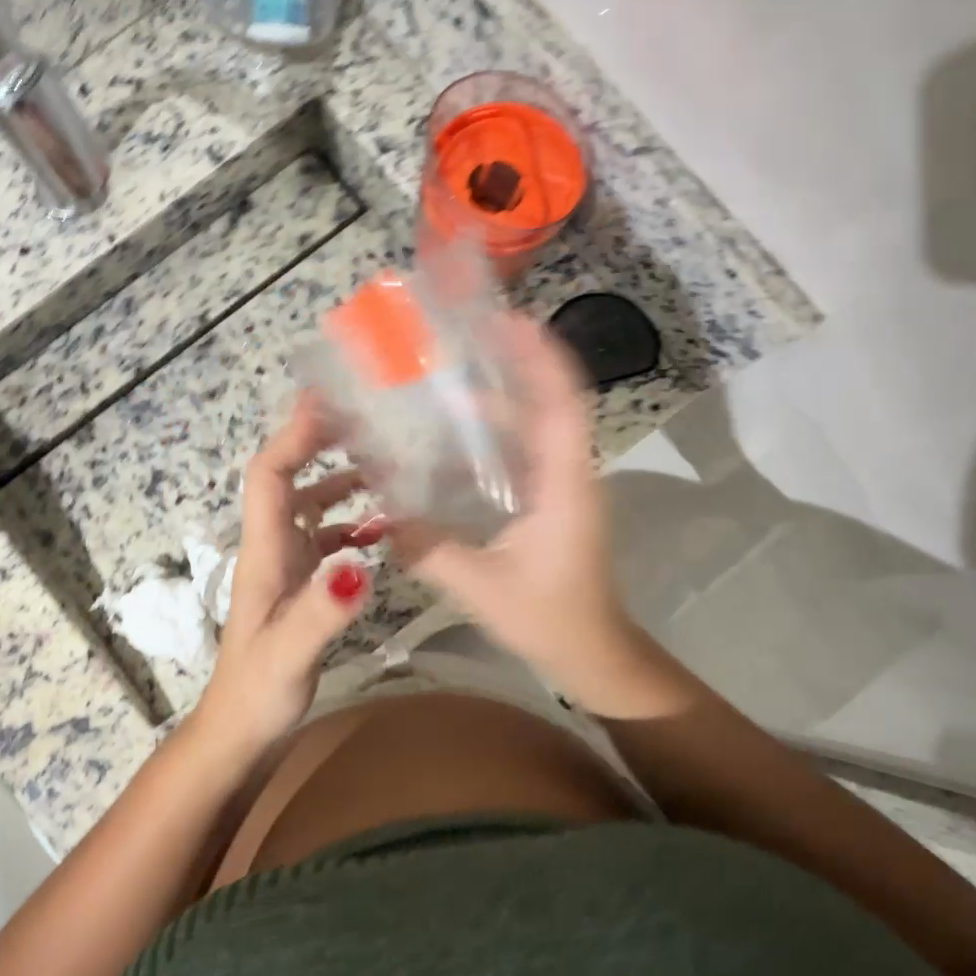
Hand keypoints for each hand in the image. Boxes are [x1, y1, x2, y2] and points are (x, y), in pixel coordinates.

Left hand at [194, 394, 379, 748]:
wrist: (239, 729)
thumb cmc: (258, 691)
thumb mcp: (290, 653)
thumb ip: (321, 612)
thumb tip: (359, 564)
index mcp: (264, 553)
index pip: (269, 477)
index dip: (293, 437)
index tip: (328, 404)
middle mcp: (272, 550)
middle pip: (286, 480)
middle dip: (317, 443)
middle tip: (363, 419)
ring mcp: (285, 568)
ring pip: (308, 507)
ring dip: (338, 481)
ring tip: (385, 464)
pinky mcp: (300, 587)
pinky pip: (324, 540)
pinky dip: (350, 525)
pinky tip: (380, 531)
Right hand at [394, 314, 637, 690]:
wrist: (593, 654)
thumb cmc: (550, 618)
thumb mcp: (483, 587)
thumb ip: (430, 550)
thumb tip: (382, 520)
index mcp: (565, 484)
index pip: (563, 404)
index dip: (541, 358)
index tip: (509, 321)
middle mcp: (569, 475)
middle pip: (546, 405)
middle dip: (510, 368)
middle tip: (459, 344)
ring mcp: (561, 489)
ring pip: (533, 429)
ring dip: (497, 403)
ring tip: (446, 384)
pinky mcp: (550, 505)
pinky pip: (522, 455)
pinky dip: (491, 439)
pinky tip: (451, 444)